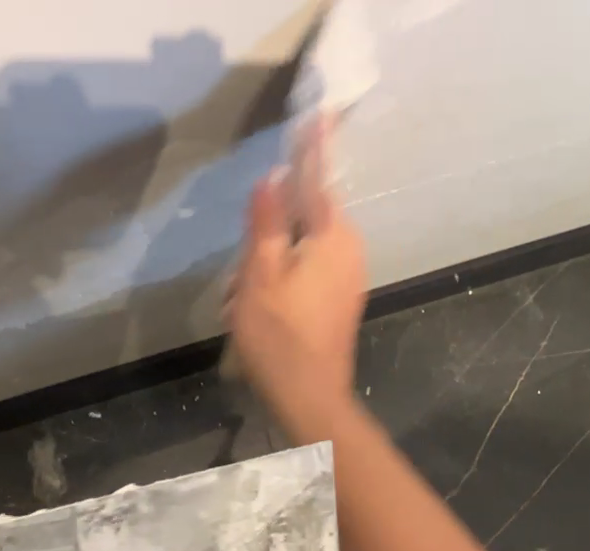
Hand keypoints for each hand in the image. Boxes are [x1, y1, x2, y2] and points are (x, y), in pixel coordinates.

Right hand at [227, 126, 367, 440]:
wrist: (309, 398)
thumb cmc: (279, 336)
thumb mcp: (260, 275)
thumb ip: (267, 223)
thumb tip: (274, 177)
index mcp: (333, 236)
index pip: (317, 179)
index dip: (311, 147)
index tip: (317, 112)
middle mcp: (349, 252)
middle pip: (305, 221)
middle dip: (268, 238)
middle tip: (240, 279)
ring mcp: (348, 281)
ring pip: (302, 254)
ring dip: (268, 269)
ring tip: (241, 304)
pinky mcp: (340, 305)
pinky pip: (308, 278)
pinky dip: (281, 287)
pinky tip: (257, 313)